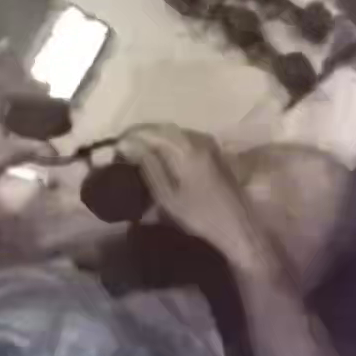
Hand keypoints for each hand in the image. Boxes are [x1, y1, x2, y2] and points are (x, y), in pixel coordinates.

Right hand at [119, 125, 283, 281]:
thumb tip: (128, 145)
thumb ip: (148, 166)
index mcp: (186, 149)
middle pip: (165, 128)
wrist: (239, 227)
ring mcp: (210, 145)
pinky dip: (169, 142)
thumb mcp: (167, 196)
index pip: (152, 131)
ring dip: (156, 137)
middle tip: (125, 148)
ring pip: (176, 132)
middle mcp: (199, 140)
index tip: (116, 146)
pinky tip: (161, 155)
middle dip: (142, 134)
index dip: (132, 135)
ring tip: (139, 151)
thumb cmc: (200, 216)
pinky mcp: (215, 153)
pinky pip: (186, 138)